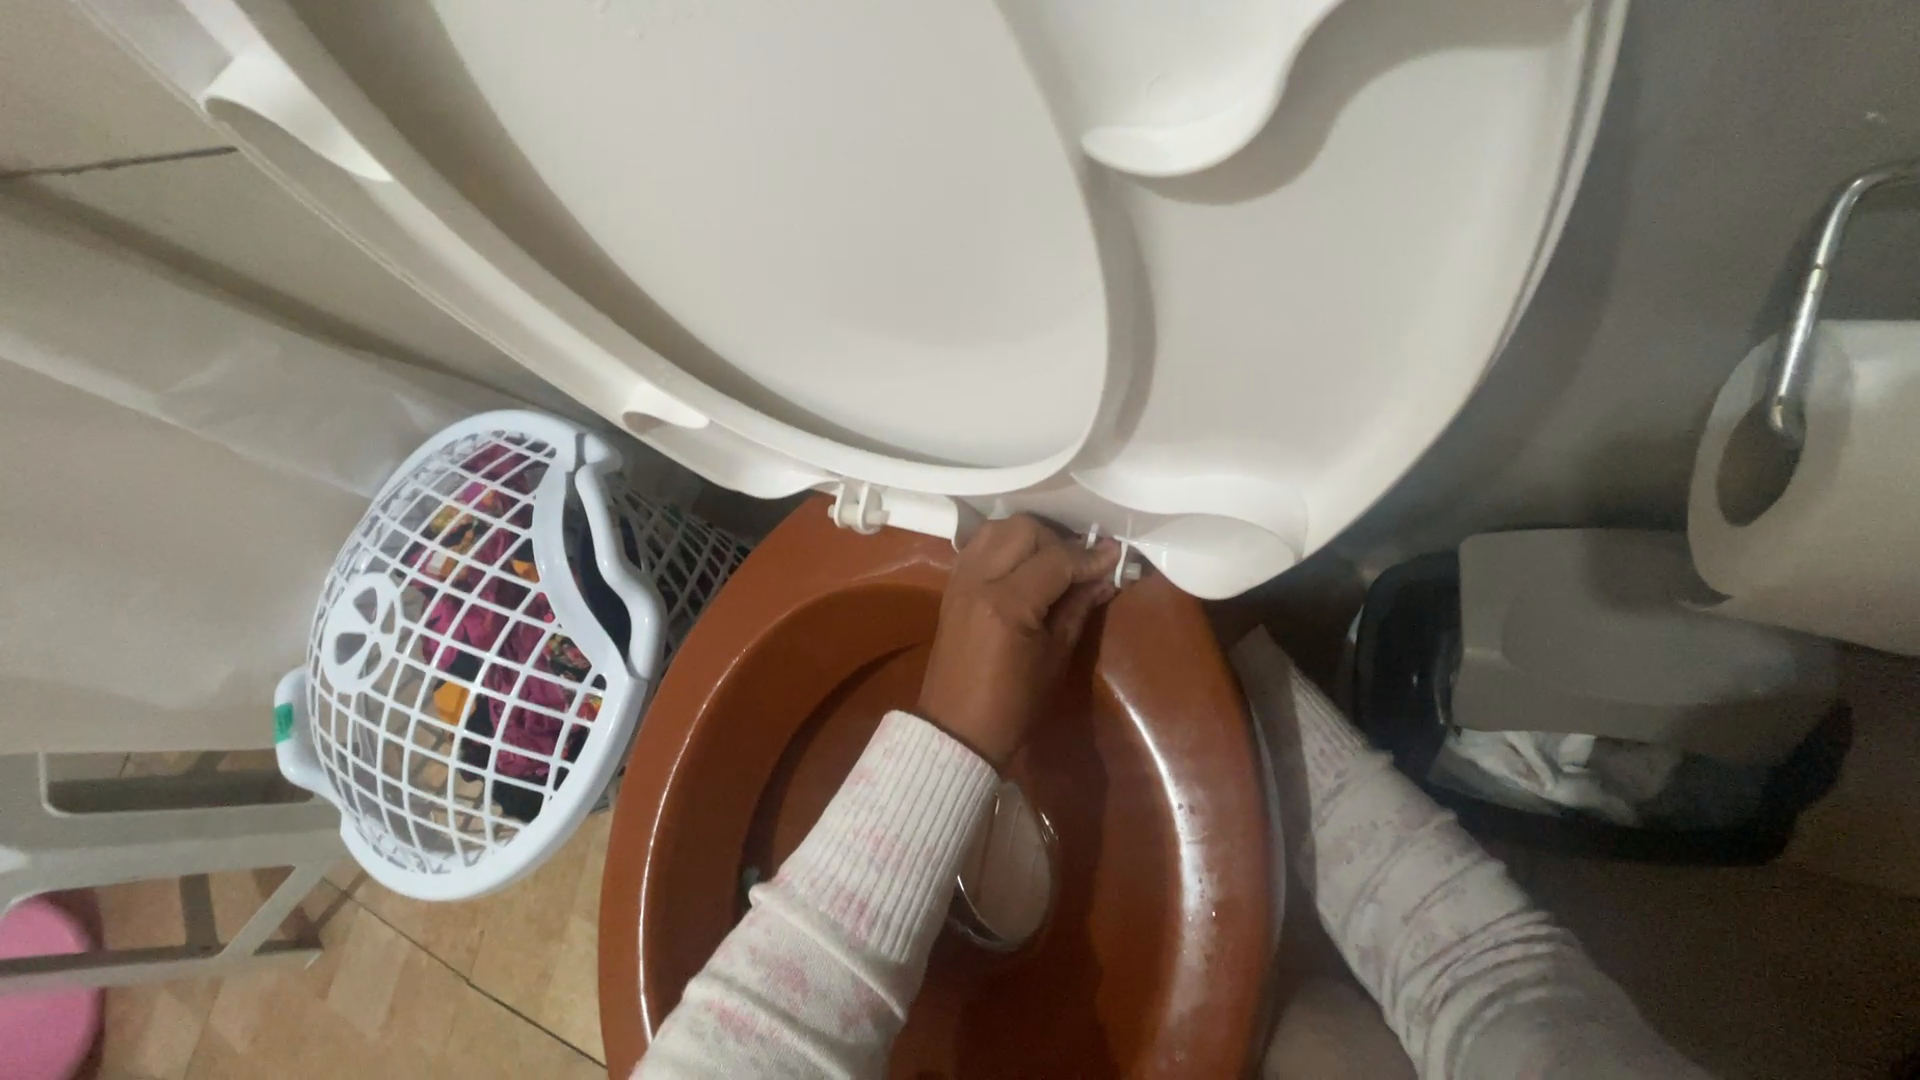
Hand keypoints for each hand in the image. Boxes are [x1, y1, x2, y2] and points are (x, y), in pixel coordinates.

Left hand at [916, 516, 1121, 768]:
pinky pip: (978, 545)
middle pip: (1023, 529)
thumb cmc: (1013, 703)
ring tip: (1051, 561)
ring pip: (997, 529)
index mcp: (1007, 604)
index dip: (1089, 556)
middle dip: (1058, 539)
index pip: (1056, 560)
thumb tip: (1103, 577)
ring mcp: (960, 581)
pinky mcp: (951, 586)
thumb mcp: (1055, 657)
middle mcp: (979, 581)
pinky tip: (1023, 565)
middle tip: (1079, 563)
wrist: (957, 729)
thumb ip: (1077, 608)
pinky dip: (1003, 545)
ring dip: (1029, 537)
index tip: (1114, 554)